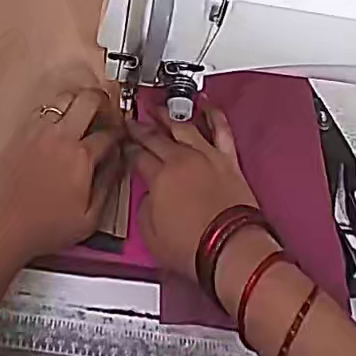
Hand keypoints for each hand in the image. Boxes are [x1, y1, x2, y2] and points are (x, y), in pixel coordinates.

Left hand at [0, 86, 122, 266]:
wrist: (6, 226)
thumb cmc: (45, 226)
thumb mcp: (90, 217)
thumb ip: (108, 184)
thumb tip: (119, 162)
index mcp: (81, 157)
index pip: (109, 132)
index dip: (119, 132)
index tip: (119, 136)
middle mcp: (60, 138)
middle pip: (89, 99)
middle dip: (103, 102)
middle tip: (106, 112)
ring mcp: (39, 132)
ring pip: (65, 97)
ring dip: (79, 101)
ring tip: (83, 113)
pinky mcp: (22, 133)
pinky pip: (43, 108)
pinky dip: (56, 109)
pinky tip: (59, 123)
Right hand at [130, 106, 259, 280]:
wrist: (231, 249)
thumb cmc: (194, 246)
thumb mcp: (151, 234)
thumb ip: (145, 208)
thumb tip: (150, 198)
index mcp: (158, 177)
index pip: (137, 155)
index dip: (128, 149)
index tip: (125, 146)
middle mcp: (181, 161)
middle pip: (156, 137)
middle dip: (141, 128)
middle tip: (133, 121)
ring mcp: (206, 157)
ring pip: (183, 126)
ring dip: (168, 115)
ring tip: (158, 108)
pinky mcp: (227, 160)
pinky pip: (220, 130)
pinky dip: (212, 115)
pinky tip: (205, 106)